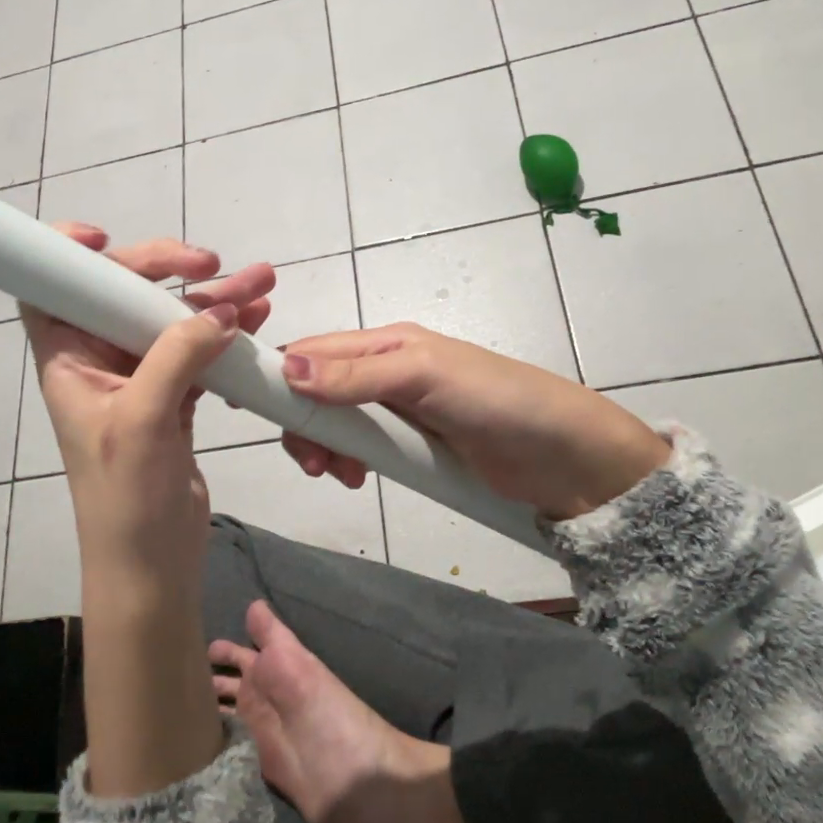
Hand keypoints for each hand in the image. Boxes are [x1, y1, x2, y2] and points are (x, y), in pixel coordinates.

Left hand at [19, 225, 276, 577]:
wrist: (152, 564)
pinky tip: (259, 323)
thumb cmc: (126, 498)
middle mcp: (100, 363)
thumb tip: (221, 311)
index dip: (68, 256)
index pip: (52, 290)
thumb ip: (177, 357)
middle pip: (128, 295)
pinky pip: (202, 352)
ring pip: (174, 321)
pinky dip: (229, 336)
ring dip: (217, 301)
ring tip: (264, 286)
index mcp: (70, 361)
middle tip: (216, 263)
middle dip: (172, 272)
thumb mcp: (143, 422)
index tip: (106, 238)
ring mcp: (141, 380)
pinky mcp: (175, 399)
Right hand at [279, 323, 670, 520]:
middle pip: (318, 391)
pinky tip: (357, 479)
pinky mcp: (414, 447)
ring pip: (337, 423)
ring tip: (340, 476)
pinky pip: (364, 449)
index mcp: (389, 343)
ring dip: (325, 447)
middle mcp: (388, 371)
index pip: (315, 350)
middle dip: (303, 424)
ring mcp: (401, 412)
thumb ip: (358, 375)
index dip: (281, 375)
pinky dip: (350, 461)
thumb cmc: (499, 402)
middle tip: (313, 464)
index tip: (254, 411)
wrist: (568, 457)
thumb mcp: (427, 377)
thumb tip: (287, 368)